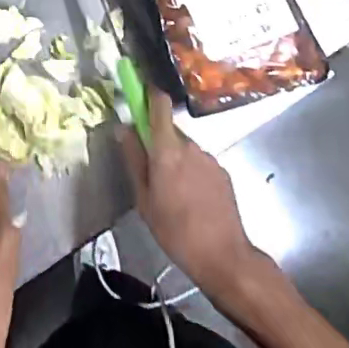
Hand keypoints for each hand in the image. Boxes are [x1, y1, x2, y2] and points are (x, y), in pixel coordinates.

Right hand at [116, 94, 259, 292]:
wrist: (225, 257)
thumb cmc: (176, 231)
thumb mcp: (144, 199)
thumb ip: (133, 159)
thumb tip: (123, 128)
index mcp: (167, 149)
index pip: (160, 103)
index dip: (148, 92)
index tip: (138, 92)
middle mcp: (190, 146)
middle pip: (169, 130)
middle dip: (158, 141)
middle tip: (151, 170)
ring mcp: (209, 158)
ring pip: (185, 148)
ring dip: (176, 159)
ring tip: (173, 193)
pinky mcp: (223, 172)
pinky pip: (200, 163)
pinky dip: (192, 172)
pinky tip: (192, 199)